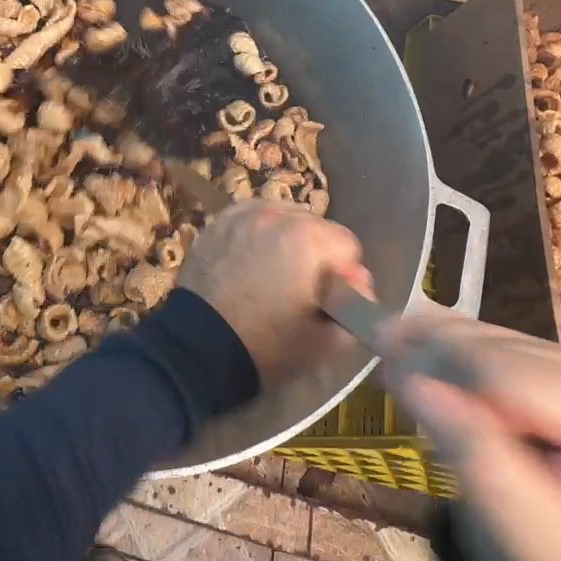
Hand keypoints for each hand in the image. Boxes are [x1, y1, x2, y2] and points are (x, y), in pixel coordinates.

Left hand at [176, 201, 370, 382]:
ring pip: (284, 217)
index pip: (348, 244)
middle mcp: (277, 215)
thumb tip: (360, 287)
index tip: (330, 296)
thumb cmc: (267, 344)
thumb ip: (357, 309)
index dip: (345, 272)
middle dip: (317, 253)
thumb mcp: (326, 340)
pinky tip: (251, 258)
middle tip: (301, 287)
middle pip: (316, 225)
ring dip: (288, 239)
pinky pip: (252, 217)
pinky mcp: (219, 221)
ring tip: (274, 272)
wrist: (200, 345)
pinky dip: (259, 232)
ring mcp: (243, 214)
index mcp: (308, 240)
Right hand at [378, 310, 560, 560]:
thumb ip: (476, 455)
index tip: (392, 380)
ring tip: (384, 357)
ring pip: (478, 335)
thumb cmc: (549, 554)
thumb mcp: (519, 525)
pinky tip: (403, 347)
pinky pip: (476, 333)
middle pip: (495, 350)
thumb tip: (416, 384)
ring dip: (425, 345)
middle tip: (379, 363)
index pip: (516, 378)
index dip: (451, 379)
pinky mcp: (541, 355)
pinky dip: (432, 339)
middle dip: (433, 359)